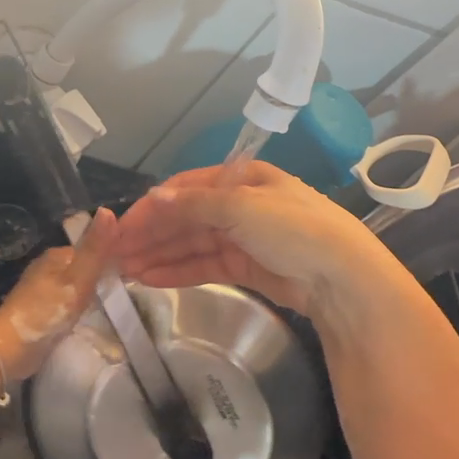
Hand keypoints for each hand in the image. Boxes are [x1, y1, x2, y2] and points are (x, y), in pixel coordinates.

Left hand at [0, 208, 116, 378]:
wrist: (12, 347)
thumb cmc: (47, 310)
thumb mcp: (78, 278)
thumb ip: (94, 249)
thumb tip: (108, 210)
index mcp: (55, 256)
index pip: (89, 249)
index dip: (109, 258)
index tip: (130, 272)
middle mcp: (46, 269)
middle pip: (81, 268)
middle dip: (99, 277)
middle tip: (123, 292)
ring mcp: (40, 290)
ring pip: (73, 286)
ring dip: (89, 293)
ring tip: (111, 304)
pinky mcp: (39, 310)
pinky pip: (65, 302)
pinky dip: (77, 307)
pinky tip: (88, 316)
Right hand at [115, 163, 397, 318]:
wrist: (343, 279)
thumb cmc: (295, 230)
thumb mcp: (241, 207)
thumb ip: (192, 204)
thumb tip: (153, 197)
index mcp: (241, 179)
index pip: (184, 189)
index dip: (151, 208)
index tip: (122, 228)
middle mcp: (239, 205)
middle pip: (184, 219)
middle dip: (149, 236)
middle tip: (115, 255)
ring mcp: (242, 238)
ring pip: (189, 245)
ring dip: (157, 256)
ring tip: (125, 272)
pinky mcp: (245, 268)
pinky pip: (202, 266)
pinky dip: (176, 272)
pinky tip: (150, 279)